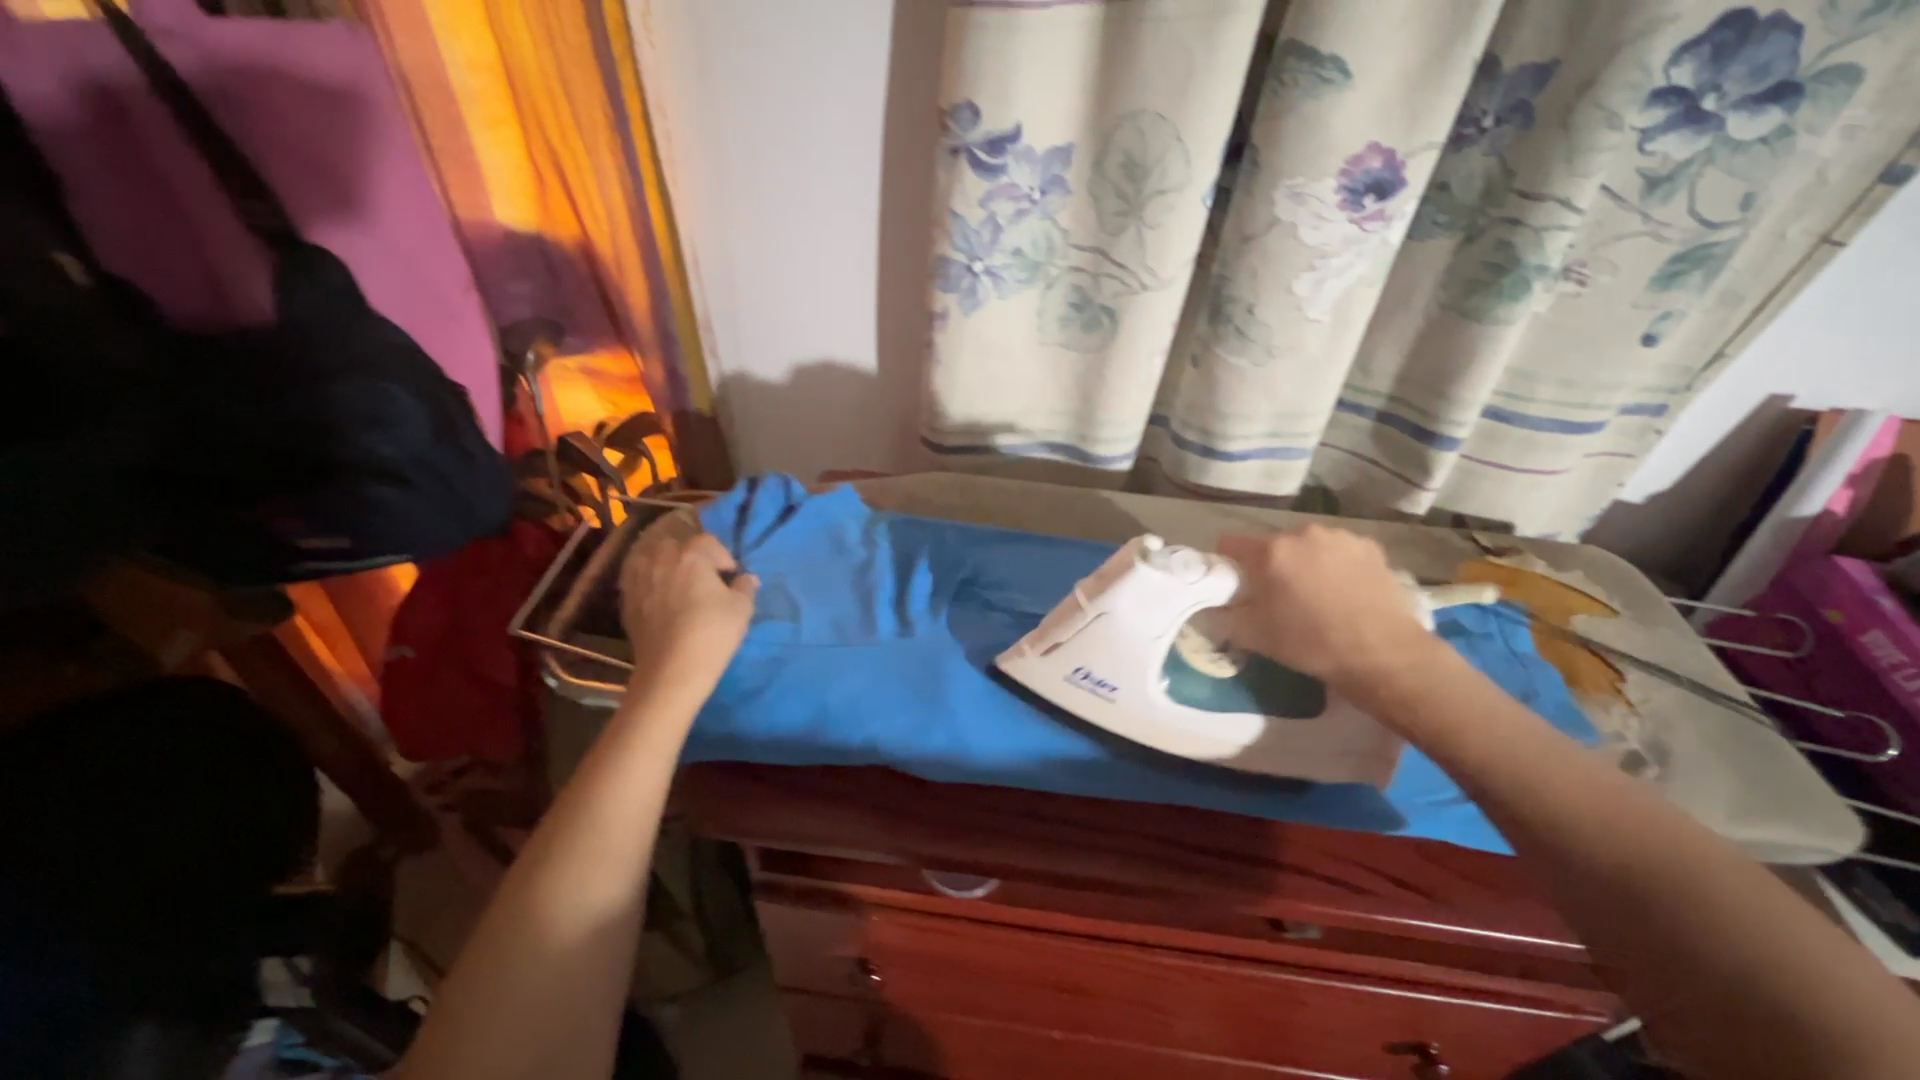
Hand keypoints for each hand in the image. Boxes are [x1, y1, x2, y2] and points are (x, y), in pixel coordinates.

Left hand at [619, 532, 757, 691]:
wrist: (672, 669)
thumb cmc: (713, 633)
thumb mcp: (742, 609)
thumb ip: (746, 587)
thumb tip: (747, 578)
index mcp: (691, 555)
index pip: (708, 541)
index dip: (722, 556)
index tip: (730, 577)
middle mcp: (661, 559)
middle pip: (676, 546)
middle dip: (690, 557)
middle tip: (703, 579)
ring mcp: (639, 579)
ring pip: (651, 560)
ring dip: (665, 567)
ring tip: (677, 587)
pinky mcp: (626, 601)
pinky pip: (639, 581)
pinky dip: (649, 584)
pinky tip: (660, 602)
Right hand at [1215, 526, 1436, 690]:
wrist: (1382, 653)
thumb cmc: (1310, 643)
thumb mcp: (1254, 637)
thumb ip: (1221, 619)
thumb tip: (1203, 612)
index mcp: (1270, 551)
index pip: (1229, 543)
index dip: (1226, 563)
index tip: (1234, 585)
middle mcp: (1303, 533)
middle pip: (1273, 545)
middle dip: (1271, 565)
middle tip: (1279, 598)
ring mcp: (1341, 537)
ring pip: (1309, 546)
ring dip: (1305, 563)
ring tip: (1318, 596)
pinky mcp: (1371, 548)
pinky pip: (1340, 551)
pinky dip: (1336, 566)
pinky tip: (1346, 592)